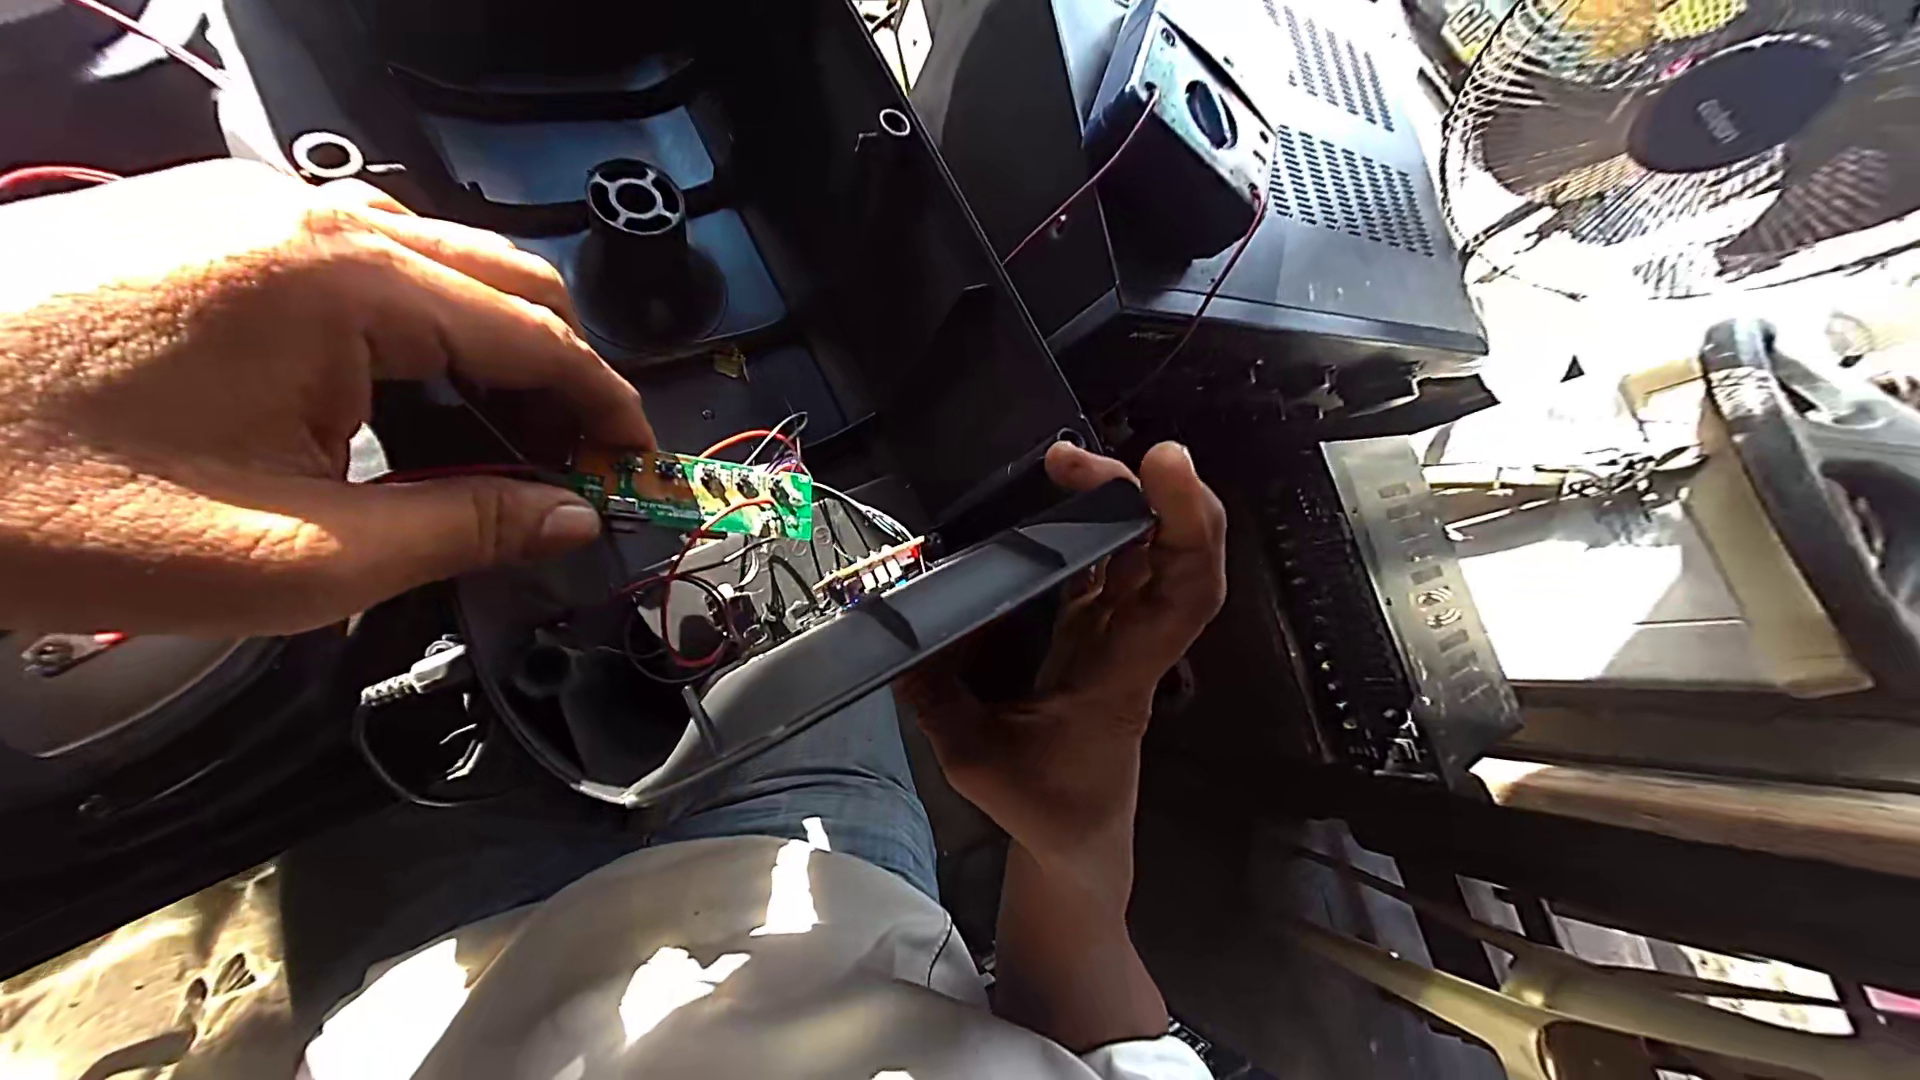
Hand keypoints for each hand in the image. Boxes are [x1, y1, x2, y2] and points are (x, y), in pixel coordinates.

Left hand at [0, 159, 652, 636]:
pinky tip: (429, 395)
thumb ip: (468, 529)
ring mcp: (260, 211)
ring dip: (511, 351)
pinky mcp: (223, 227)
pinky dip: (444, 333)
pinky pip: (389, 267)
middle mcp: (314, 217)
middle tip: (578, 454)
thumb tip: (576, 518)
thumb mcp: (300, 555)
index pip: (540, 337)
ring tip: (512, 435)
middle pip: (516, 283)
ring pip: (459, 268)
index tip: (636, 460)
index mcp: (340, 281)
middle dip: (572, 373)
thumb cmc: (34, 513)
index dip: (609, 404)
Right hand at [900, 441, 1226, 899]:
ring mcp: (1117, 631)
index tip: (1163, 465)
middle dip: (1151, 491)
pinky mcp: (1096, 628)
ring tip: (1067, 463)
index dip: (1186, 524)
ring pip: (1148, 553)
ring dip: (1124, 498)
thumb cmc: (1044, 808)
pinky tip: (1069, 497)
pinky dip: (1102, 523)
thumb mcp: (974, 761)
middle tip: (1077, 458)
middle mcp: (1131, 642)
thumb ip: (935, 699)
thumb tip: (896, 635)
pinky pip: (1112, 565)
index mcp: (1120, 675)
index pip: (1182, 593)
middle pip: (1174, 555)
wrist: (1078, 839)